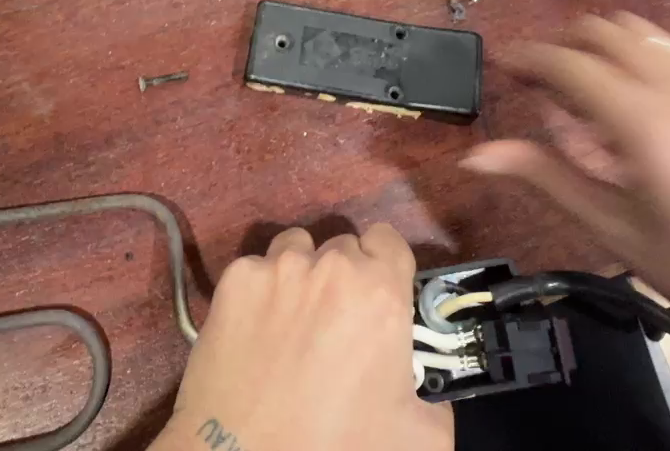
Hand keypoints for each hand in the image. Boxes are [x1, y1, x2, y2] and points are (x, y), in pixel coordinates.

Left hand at [151, 224, 450, 450]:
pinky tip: (256, 330)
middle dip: (342, 278)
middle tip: (335, 324)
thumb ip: (434, 396)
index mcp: (381, 291)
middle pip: (342, 248)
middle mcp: (330, 266)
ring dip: (300, 275)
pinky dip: (260, 292)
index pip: (387, 239)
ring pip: (297, 249)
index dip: (384, 264)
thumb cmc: (339, 446)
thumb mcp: (419, 436)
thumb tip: (426, 386)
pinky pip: (256, 269)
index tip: (377, 293)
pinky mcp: (235, 280)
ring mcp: (278, 267)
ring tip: (293, 321)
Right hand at [462, 12, 669, 361]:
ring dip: (602, 48)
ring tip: (583, 98)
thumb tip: (476, 158)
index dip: (526, 58)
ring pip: (642, 34)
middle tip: (537, 88)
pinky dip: (638, 59)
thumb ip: (547, 179)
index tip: (499, 67)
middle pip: (604, 30)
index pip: (566, 62)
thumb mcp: (620, 232)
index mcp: (643, 118)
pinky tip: (635, 112)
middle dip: (562, 46)